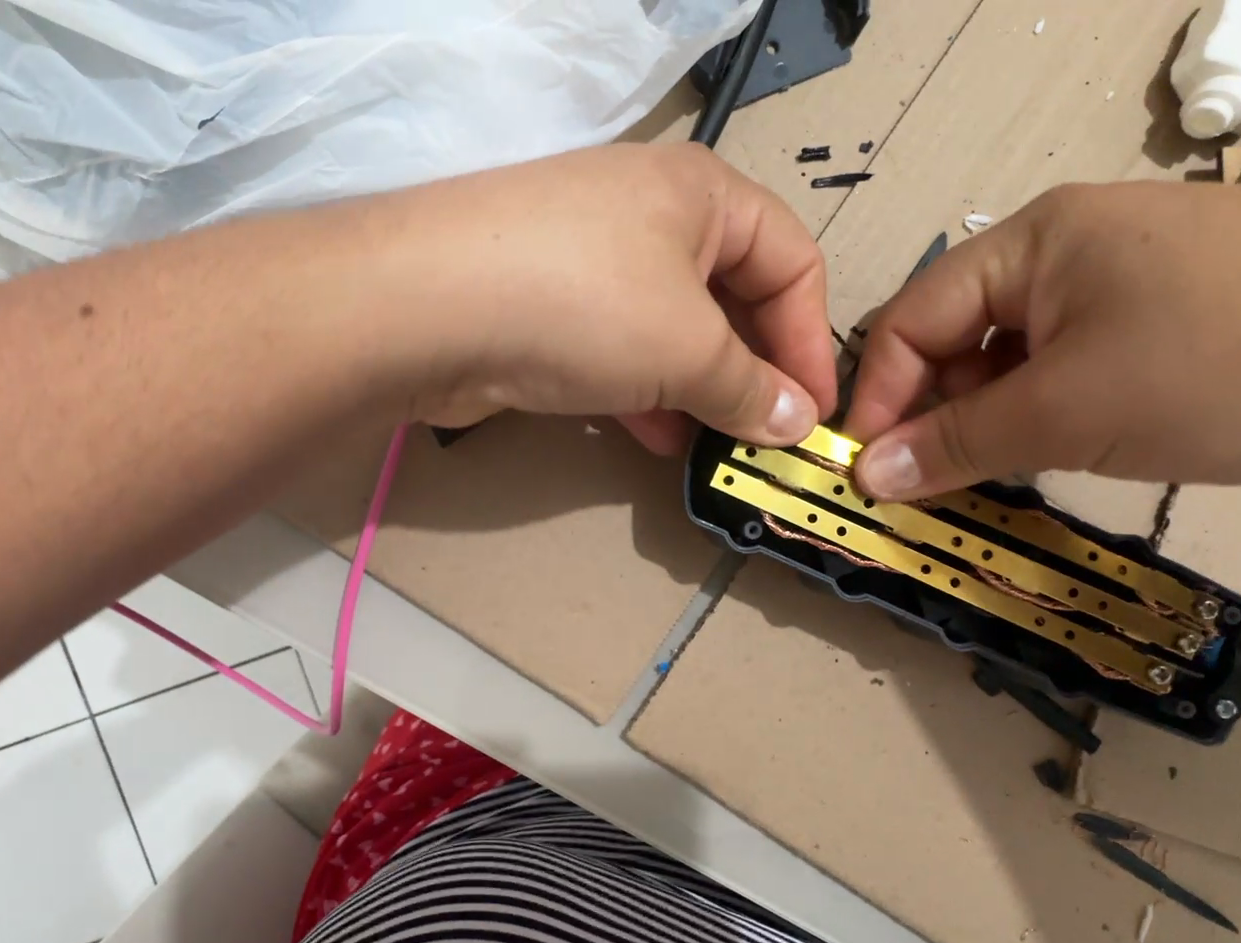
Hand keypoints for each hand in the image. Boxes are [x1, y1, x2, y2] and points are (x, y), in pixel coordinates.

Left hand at [376, 143, 838, 453]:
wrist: (426, 308)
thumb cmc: (583, 304)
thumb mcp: (686, 348)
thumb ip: (747, 388)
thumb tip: (793, 423)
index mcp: (701, 196)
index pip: (790, 262)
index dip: (810, 342)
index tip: (814, 416)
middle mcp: (647, 216)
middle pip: (729, 296)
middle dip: (751, 370)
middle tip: (763, 437)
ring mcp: (588, 262)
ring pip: (669, 330)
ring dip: (699, 390)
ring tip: (716, 448)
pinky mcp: (545, 308)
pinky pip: (616, 350)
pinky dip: (644, 393)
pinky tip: (658, 438)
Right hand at [847, 181, 1240, 537]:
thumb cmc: (1226, 363)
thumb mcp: (1067, 409)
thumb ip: (952, 444)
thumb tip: (863, 476)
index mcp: (1034, 241)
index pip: (911, 318)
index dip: (877, 394)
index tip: (860, 468)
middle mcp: (1072, 255)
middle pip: (959, 339)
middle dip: (929, 414)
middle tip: (920, 487)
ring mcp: (1129, 293)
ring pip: (1014, 364)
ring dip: (984, 425)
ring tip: (980, 481)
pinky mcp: (1174, 335)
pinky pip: (1072, 377)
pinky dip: (1042, 422)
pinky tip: (1048, 460)